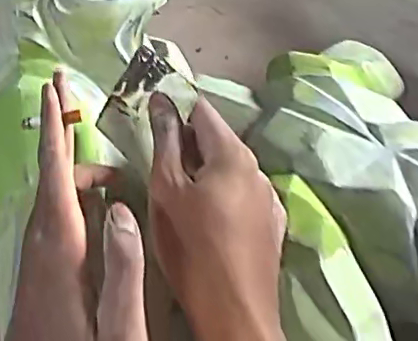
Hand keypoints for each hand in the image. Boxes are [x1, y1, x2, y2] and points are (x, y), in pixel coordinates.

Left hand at [6, 72, 147, 340]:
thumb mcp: (117, 327)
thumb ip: (123, 269)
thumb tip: (122, 207)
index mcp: (58, 237)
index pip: (54, 164)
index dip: (53, 122)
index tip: (51, 86)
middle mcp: (43, 231)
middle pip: (51, 163)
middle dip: (57, 121)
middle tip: (62, 82)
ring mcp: (40, 244)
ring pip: (59, 187)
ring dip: (77, 164)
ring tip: (115, 172)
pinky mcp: (44, 258)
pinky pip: (61, 207)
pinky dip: (78, 190)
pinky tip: (100, 202)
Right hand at [147, 92, 285, 340]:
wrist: (234, 318)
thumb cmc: (192, 247)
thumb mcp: (165, 185)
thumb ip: (164, 137)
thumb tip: (161, 99)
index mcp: (233, 154)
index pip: (199, 107)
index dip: (172, 104)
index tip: (147, 113)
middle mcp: (257, 170)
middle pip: (214, 135)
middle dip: (184, 138)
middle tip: (154, 155)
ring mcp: (268, 199)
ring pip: (225, 164)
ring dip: (199, 165)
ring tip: (173, 185)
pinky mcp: (270, 225)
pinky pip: (237, 190)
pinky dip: (216, 189)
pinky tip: (200, 211)